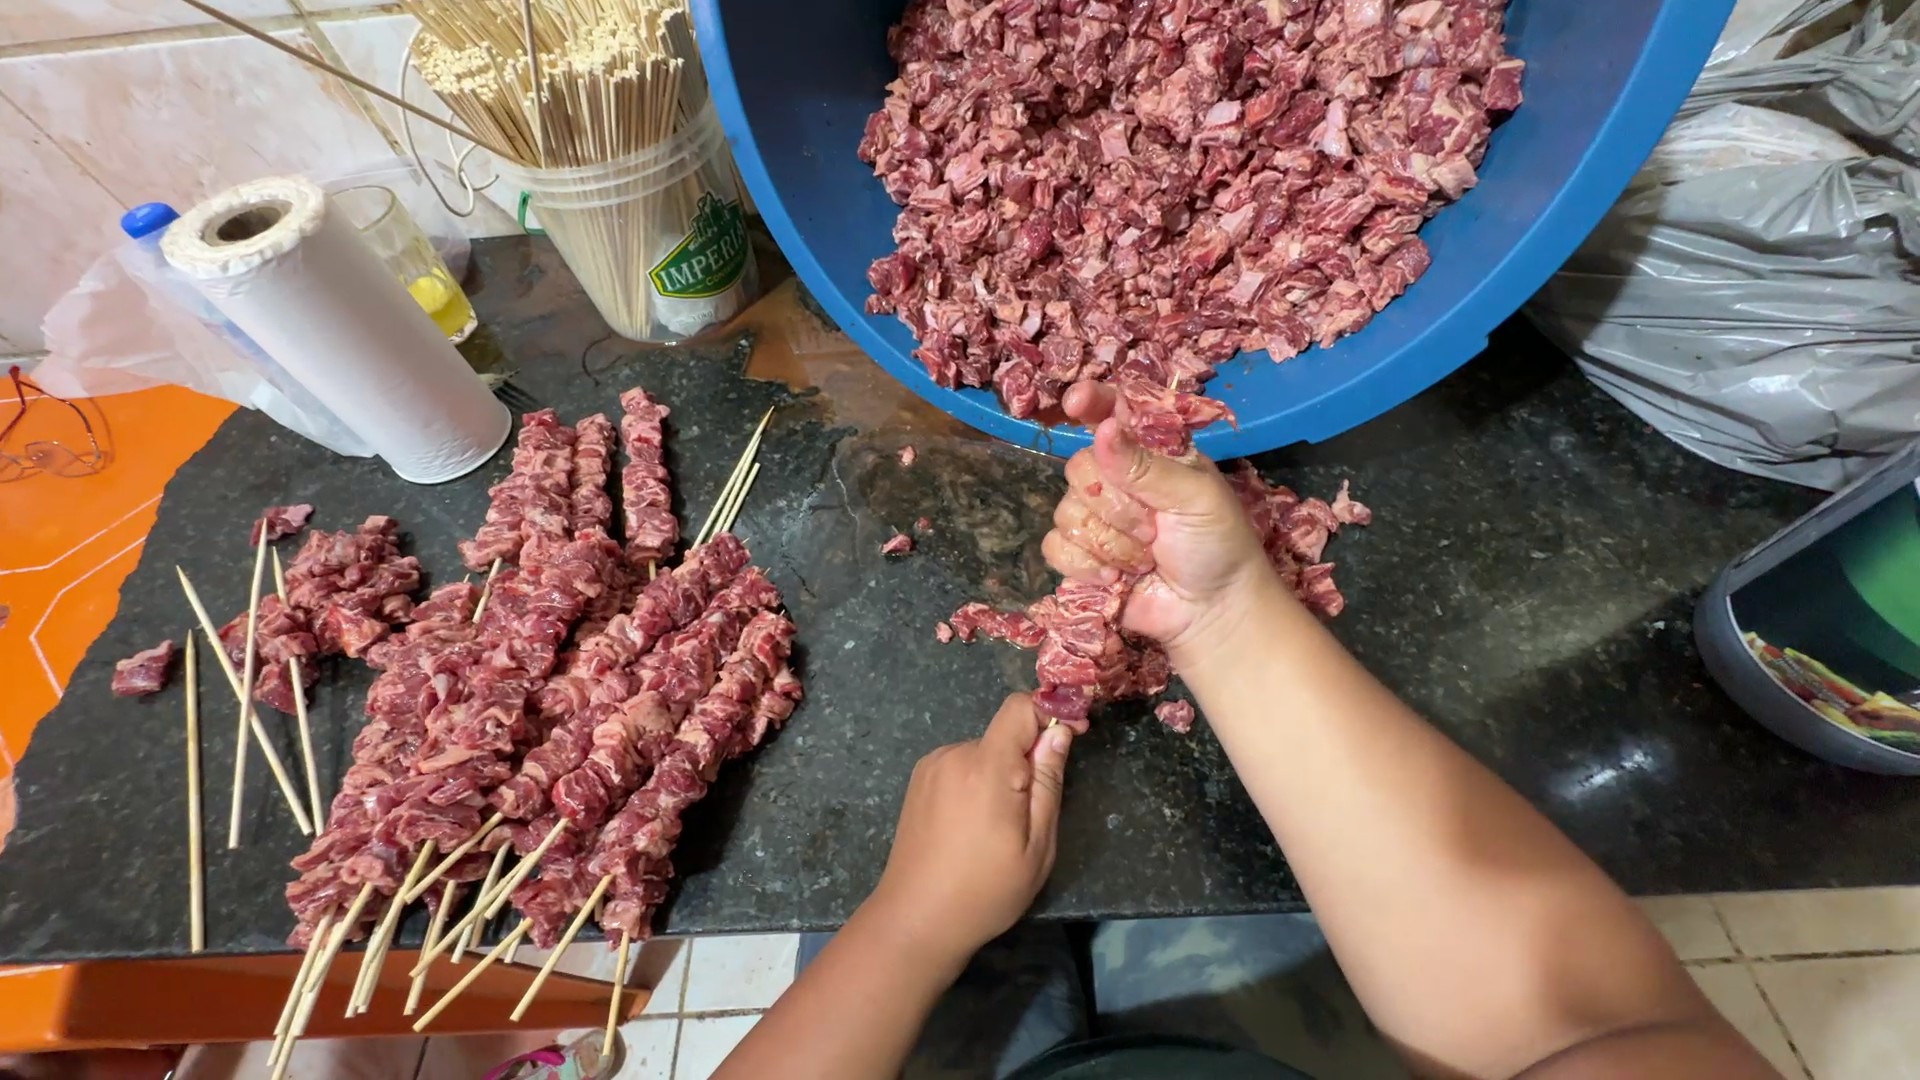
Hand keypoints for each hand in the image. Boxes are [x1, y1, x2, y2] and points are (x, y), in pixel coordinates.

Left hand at [865, 694, 1073, 967]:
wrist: (915, 918)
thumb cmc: (986, 890)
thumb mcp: (1037, 845)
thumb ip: (1049, 782)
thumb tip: (1060, 732)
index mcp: (986, 766)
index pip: (1019, 707)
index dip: (1050, 713)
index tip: (1072, 736)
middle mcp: (954, 754)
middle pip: (1003, 735)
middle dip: (1025, 761)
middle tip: (1029, 815)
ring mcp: (932, 765)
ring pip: (983, 752)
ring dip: (999, 775)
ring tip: (995, 828)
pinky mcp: (919, 779)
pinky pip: (961, 765)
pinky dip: (976, 782)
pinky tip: (969, 826)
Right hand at [1042, 381, 1271, 651]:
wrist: (1210, 610)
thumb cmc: (1216, 544)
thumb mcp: (1196, 497)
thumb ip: (1148, 466)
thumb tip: (1103, 430)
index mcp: (1148, 451)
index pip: (1112, 411)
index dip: (1091, 402)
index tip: (1077, 402)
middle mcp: (1114, 478)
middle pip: (1079, 469)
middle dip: (1116, 506)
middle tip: (1154, 528)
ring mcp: (1094, 517)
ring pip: (1066, 511)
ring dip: (1109, 542)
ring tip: (1145, 558)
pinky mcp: (1079, 555)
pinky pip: (1055, 546)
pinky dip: (1086, 565)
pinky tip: (1116, 578)